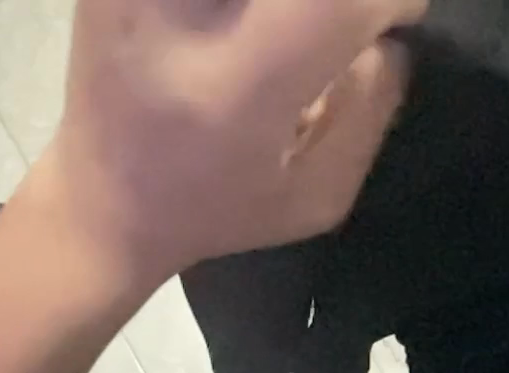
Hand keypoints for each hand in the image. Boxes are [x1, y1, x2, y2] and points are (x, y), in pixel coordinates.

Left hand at [31, 0, 425, 282]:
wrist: (104, 204)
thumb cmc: (217, 215)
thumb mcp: (313, 201)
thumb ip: (368, 117)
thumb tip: (390, 39)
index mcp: (238, 88)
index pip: (338, 2)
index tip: (403, 18)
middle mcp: (183, 13)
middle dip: (340, 1)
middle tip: (344, 27)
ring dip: (291, 11)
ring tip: (290, 39)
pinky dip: (244, 13)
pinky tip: (245, 30)